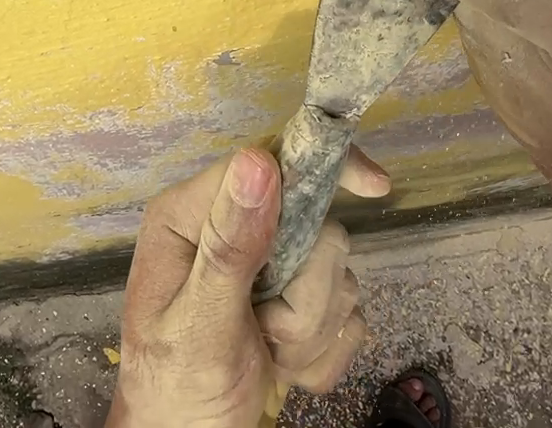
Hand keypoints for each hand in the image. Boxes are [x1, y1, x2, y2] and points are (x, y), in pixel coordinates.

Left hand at [107, 147, 390, 427]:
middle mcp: (232, 226)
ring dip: (311, 330)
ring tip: (269, 356)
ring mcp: (269, 262)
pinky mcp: (295, 298)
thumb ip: (229, 247)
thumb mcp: (198, 326)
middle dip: (305, 293)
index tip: (375, 186)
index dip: (322, 168)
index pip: (266, 161)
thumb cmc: (176, 391)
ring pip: (336, 270)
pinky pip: (345, 310)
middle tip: (267, 333)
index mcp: (192, 216)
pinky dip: (322, 351)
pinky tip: (286, 368)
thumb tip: (258, 161)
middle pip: (314, 223)